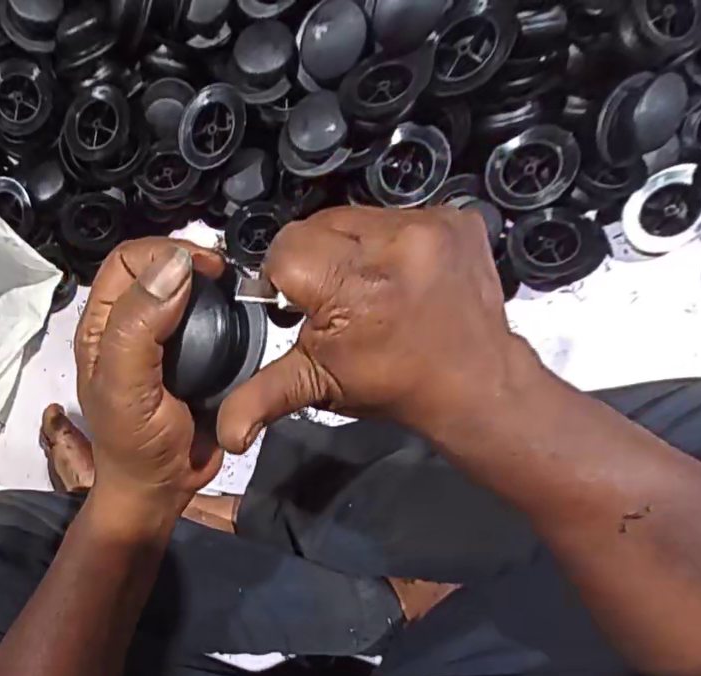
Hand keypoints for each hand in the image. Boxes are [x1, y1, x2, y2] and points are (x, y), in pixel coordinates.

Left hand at [73, 238, 228, 523]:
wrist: (165, 487)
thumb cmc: (136, 447)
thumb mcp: (126, 387)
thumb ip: (139, 327)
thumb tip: (173, 267)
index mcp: (103, 328)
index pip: (128, 261)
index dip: (163, 254)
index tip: (201, 269)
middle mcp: (130, 327)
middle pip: (158, 267)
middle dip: (189, 262)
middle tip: (220, 277)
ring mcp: (164, 343)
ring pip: (186, 292)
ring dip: (210, 287)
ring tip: (231, 294)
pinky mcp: (193, 358)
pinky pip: (209, 322)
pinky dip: (224, 314)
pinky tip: (235, 320)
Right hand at [216, 206, 543, 452]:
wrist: (473, 381)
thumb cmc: (394, 385)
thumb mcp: (316, 388)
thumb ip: (260, 399)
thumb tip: (226, 436)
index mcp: (351, 286)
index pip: (285, 250)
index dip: (283, 280)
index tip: (299, 306)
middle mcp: (393, 244)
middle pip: (317, 225)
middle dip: (315, 262)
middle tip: (335, 303)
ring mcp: (429, 225)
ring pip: (355, 215)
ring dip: (350, 249)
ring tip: (368, 289)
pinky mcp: (454, 216)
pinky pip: (396, 214)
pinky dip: (387, 242)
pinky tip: (397, 276)